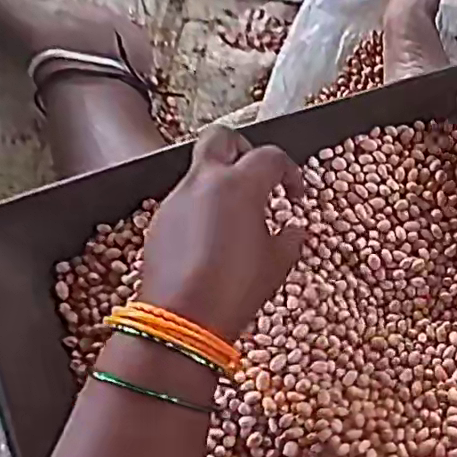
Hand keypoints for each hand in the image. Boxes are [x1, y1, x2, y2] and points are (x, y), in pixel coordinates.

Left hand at [137, 124, 305, 340]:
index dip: (290, 172)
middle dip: (244, 149)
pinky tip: (215, 240)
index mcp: (240, 186)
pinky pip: (185, 201)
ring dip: (222, 184)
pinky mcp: (160, 220)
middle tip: (259, 176)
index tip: (296, 194)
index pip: (270, 157)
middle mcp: (204, 182)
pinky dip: (204, 209)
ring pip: (200, 171)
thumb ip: (289, 238)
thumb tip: (293, 229)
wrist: (183, 319)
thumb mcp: (277, 265)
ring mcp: (176, 199)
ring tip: (239, 217)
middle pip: (222, 138)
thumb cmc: (235, 290)